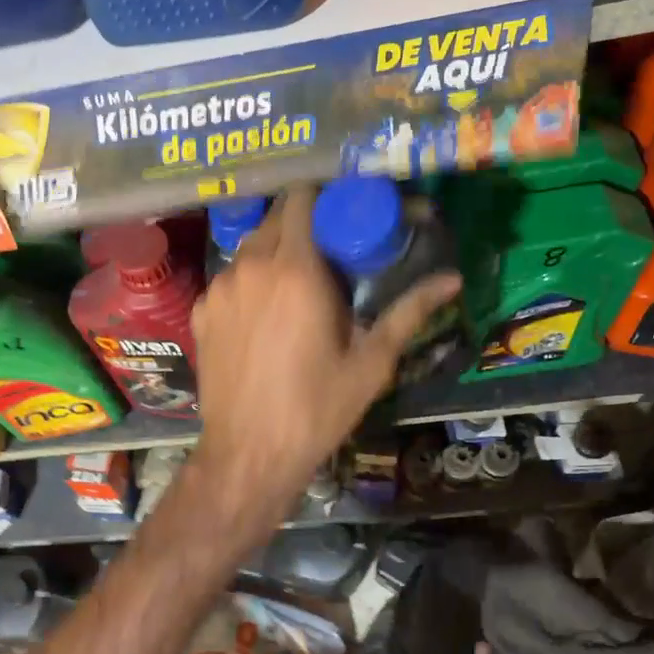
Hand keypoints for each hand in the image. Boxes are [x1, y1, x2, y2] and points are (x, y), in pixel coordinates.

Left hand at [191, 185, 460, 502]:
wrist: (248, 455)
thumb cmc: (316, 409)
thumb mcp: (371, 362)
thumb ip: (409, 311)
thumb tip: (453, 279)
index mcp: (295, 269)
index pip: (302, 199)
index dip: (325, 198)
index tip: (346, 213)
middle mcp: (250, 266)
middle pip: (275, 219)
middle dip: (304, 225)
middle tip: (332, 251)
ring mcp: (219, 289)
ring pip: (249, 249)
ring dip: (275, 254)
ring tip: (300, 286)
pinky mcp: (200, 312)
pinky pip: (230, 280)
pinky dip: (250, 283)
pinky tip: (265, 316)